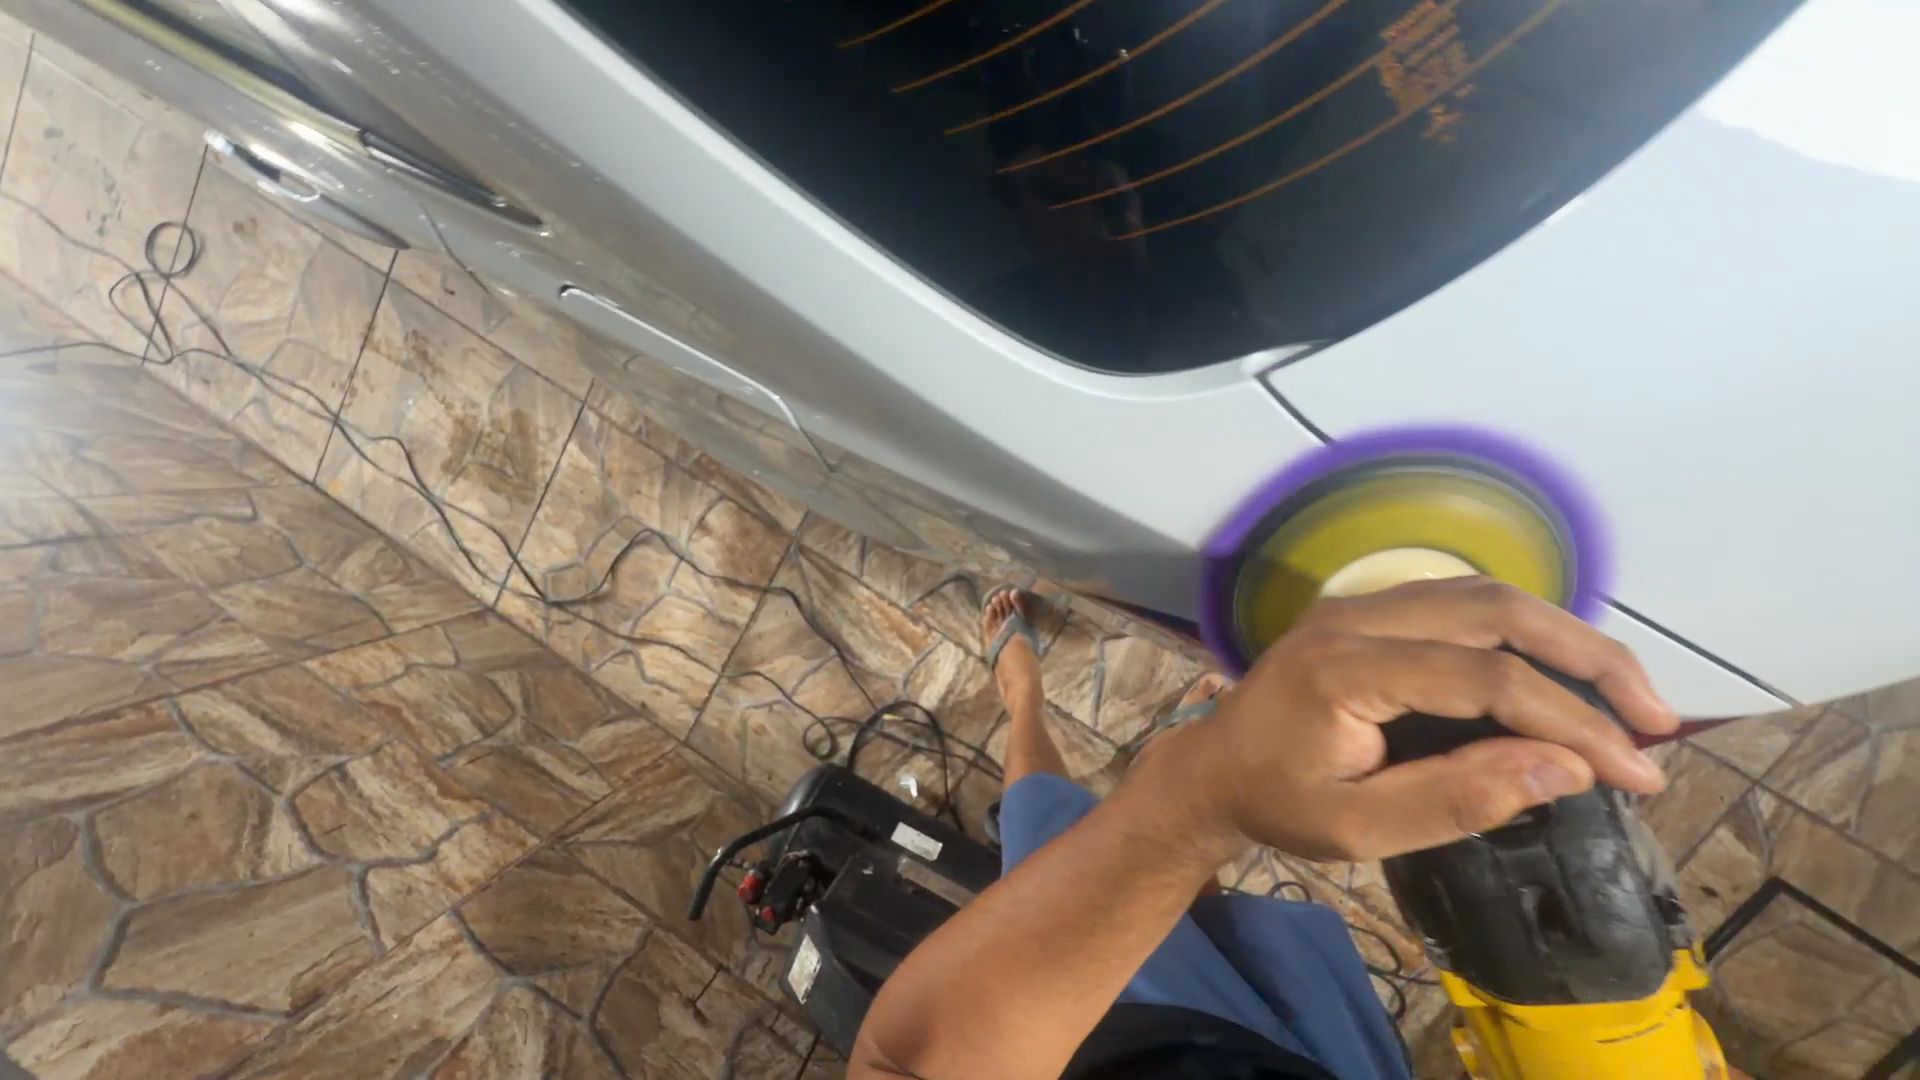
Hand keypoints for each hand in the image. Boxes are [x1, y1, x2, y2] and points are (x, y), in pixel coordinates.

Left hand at [1159, 577, 1679, 861]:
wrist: (1212, 769)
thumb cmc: (1276, 803)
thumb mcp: (1358, 828)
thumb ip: (1456, 800)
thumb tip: (1566, 768)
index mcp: (1344, 671)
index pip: (1482, 676)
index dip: (1571, 720)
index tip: (1636, 772)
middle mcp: (1350, 620)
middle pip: (1491, 609)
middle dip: (1587, 656)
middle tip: (1654, 717)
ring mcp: (1352, 608)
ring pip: (1476, 596)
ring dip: (1557, 636)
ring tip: (1620, 695)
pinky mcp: (1357, 614)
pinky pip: (1451, 604)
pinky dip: (1515, 631)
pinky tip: (1551, 671)